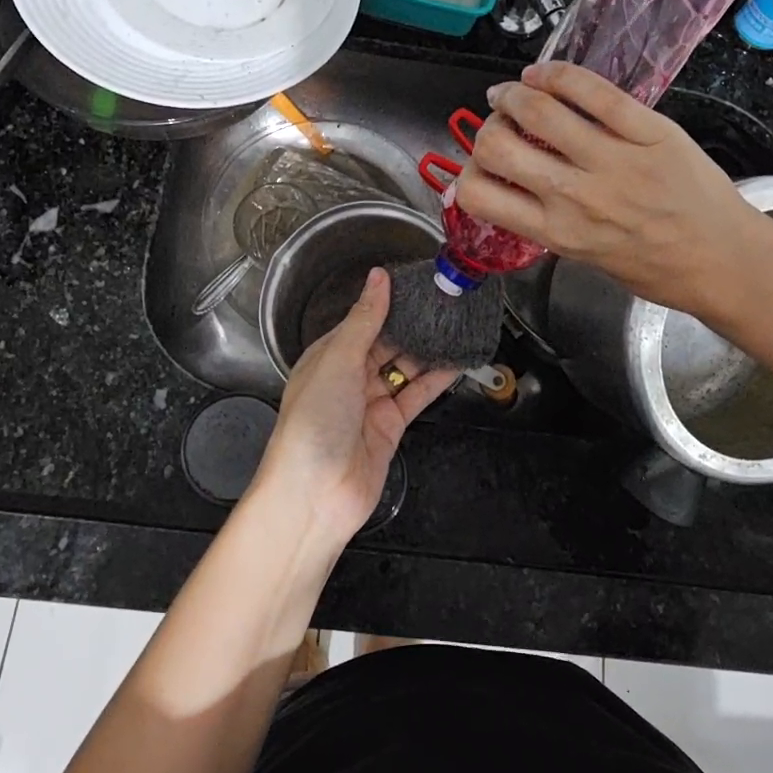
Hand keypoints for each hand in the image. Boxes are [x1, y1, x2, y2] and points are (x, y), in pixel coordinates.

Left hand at [253, 268, 455, 543]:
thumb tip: (378, 277)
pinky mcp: (391, 427)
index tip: (419, 284)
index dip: (387, 303)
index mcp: (327, 357)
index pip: (361, 321)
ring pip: (404, 369)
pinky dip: (437, 380)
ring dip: (428, 350)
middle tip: (447, 302)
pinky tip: (458, 362)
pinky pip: (417, 395)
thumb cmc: (314, 422)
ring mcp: (370, 403)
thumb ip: (363, 320)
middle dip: (412, 326)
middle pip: (385, 344)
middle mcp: (347, 377)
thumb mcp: (337, 361)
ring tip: (458, 325)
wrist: (314, 495)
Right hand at [456, 61, 768, 316]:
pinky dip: (557, 75)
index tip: (479, 169)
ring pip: (537, 110)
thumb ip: (549, 225)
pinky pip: (593, 91)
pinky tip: (544, 75)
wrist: (725, 262)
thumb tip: (516, 191)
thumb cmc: (657, 269)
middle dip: (486, 131)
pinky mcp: (648, 130)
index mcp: (557, 233)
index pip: (478, 196)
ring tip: (512, 93)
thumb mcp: (587, 260)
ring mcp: (613, 159)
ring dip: (512, 94)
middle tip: (499, 126)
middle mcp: (574, 196)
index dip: (465, 176)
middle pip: (496, 147)